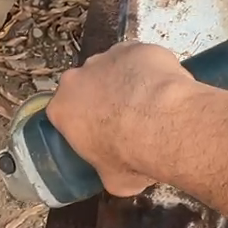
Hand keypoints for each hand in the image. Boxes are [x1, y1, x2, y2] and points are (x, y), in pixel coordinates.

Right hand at [46, 43, 198, 195]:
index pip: (65, 113)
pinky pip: (139, 57)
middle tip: (126, 118)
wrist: (165, 125)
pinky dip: (149, 69)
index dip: (83, 122)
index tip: (99, 132)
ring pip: (113, 68)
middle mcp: (77, 78)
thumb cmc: (132, 155)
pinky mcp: (134, 47)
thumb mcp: (113, 180)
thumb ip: (106, 171)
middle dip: (102, 98)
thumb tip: (117, 174)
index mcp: (62, 109)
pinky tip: (164, 88)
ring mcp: (106, 58)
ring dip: (126, 82)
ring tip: (150, 104)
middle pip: (86, 86)